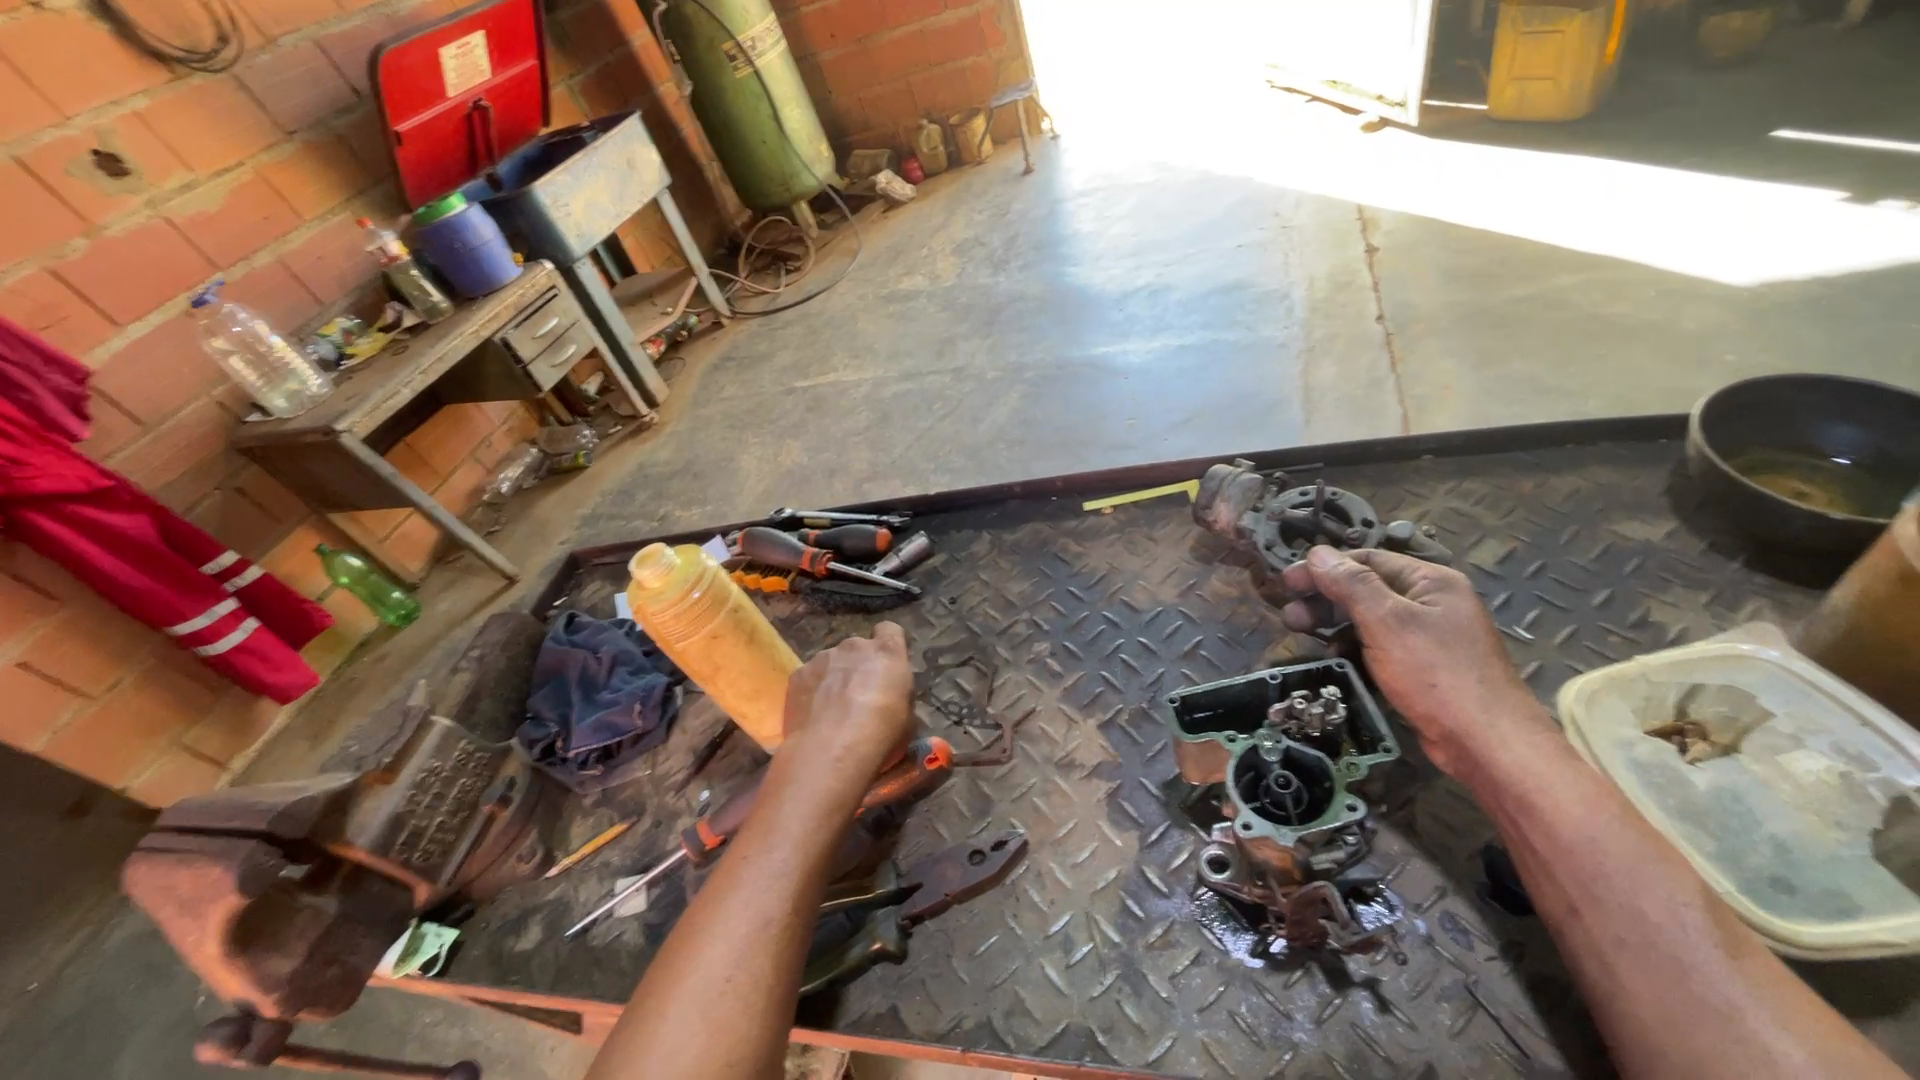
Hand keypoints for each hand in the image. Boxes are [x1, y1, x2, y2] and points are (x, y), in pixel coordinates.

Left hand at [782, 622, 913, 768]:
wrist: (829, 751)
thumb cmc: (879, 734)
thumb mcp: (907, 718)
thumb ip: (898, 696)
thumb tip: (890, 698)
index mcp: (887, 653)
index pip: (890, 630)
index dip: (888, 645)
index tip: (887, 665)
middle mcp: (854, 647)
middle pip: (858, 648)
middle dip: (859, 665)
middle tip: (859, 696)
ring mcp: (822, 658)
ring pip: (831, 662)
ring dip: (834, 678)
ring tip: (832, 710)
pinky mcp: (797, 674)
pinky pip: (809, 677)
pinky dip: (812, 690)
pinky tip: (813, 715)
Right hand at [1280, 546, 1546, 775]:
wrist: (1484, 741)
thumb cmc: (1436, 673)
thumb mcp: (1387, 622)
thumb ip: (1350, 585)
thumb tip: (1317, 553)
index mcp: (1430, 581)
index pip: (1367, 560)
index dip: (1324, 568)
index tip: (1287, 582)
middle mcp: (1430, 603)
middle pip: (1366, 590)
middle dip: (1325, 599)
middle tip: (1289, 614)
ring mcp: (1427, 637)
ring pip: (1369, 621)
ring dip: (1334, 625)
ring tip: (1303, 635)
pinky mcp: (1420, 668)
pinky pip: (1378, 648)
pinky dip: (1353, 650)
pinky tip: (1334, 660)